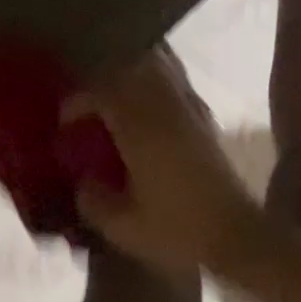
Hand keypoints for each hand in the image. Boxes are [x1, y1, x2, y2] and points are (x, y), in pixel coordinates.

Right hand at [63, 48, 265, 274]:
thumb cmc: (178, 232)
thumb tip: (82, 182)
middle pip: (133, 67)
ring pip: (160, 68)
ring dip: (133, 72)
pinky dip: (157, 82)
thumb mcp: (124, 227)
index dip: (79, 100)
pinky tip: (147, 104)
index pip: (104, 91)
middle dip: (104, 76)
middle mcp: (167, 109)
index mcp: (142, 130)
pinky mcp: (206, 119)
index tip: (64, 121)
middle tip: (87, 100)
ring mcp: (191, 110)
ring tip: (114, 94)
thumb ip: (93, 201)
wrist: (236, 234)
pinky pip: (177, 82)